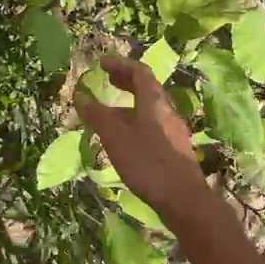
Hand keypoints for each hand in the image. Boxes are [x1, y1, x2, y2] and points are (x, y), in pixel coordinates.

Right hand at [77, 53, 210, 215]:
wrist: (184, 199)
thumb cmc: (147, 162)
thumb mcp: (115, 137)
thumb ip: (97, 115)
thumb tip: (80, 96)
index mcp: (154, 101)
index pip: (139, 71)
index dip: (120, 64)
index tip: (101, 64)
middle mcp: (167, 111)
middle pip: (147, 88)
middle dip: (126, 81)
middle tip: (108, 80)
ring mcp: (174, 131)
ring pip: (150, 109)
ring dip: (130, 104)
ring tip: (111, 112)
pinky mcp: (175, 149)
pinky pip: (153, 125)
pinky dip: (136, 121)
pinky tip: (126, 139)